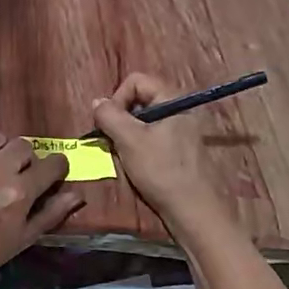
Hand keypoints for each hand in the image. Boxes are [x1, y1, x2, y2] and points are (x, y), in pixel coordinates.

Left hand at [0, 133, 87, 288]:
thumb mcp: (24, 237)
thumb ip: (52, 212)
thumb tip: (77, 194)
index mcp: (20, 190)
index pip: (53, 162)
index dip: (56, 168)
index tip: (51, 174)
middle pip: (24, 145)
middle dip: (26, 158)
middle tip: (18, 174)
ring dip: (1, 150)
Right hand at [91, 73, 218, 218]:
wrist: (191, 208)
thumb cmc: (160, 169)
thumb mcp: (128, 139)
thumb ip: (109, 116)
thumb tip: (96, 102)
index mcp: (172, 100)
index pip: (136, 81)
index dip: (118, 97)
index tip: (110, 121)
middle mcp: (178, 109)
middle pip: (138, 99)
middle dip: (119, 117)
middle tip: (112, 139)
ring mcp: (179, 129)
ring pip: (141, 119)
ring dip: (124, 133)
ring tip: (121, 152)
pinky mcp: (177, 147)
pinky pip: (149, 135)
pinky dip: (135, 144)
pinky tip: (133, 161)